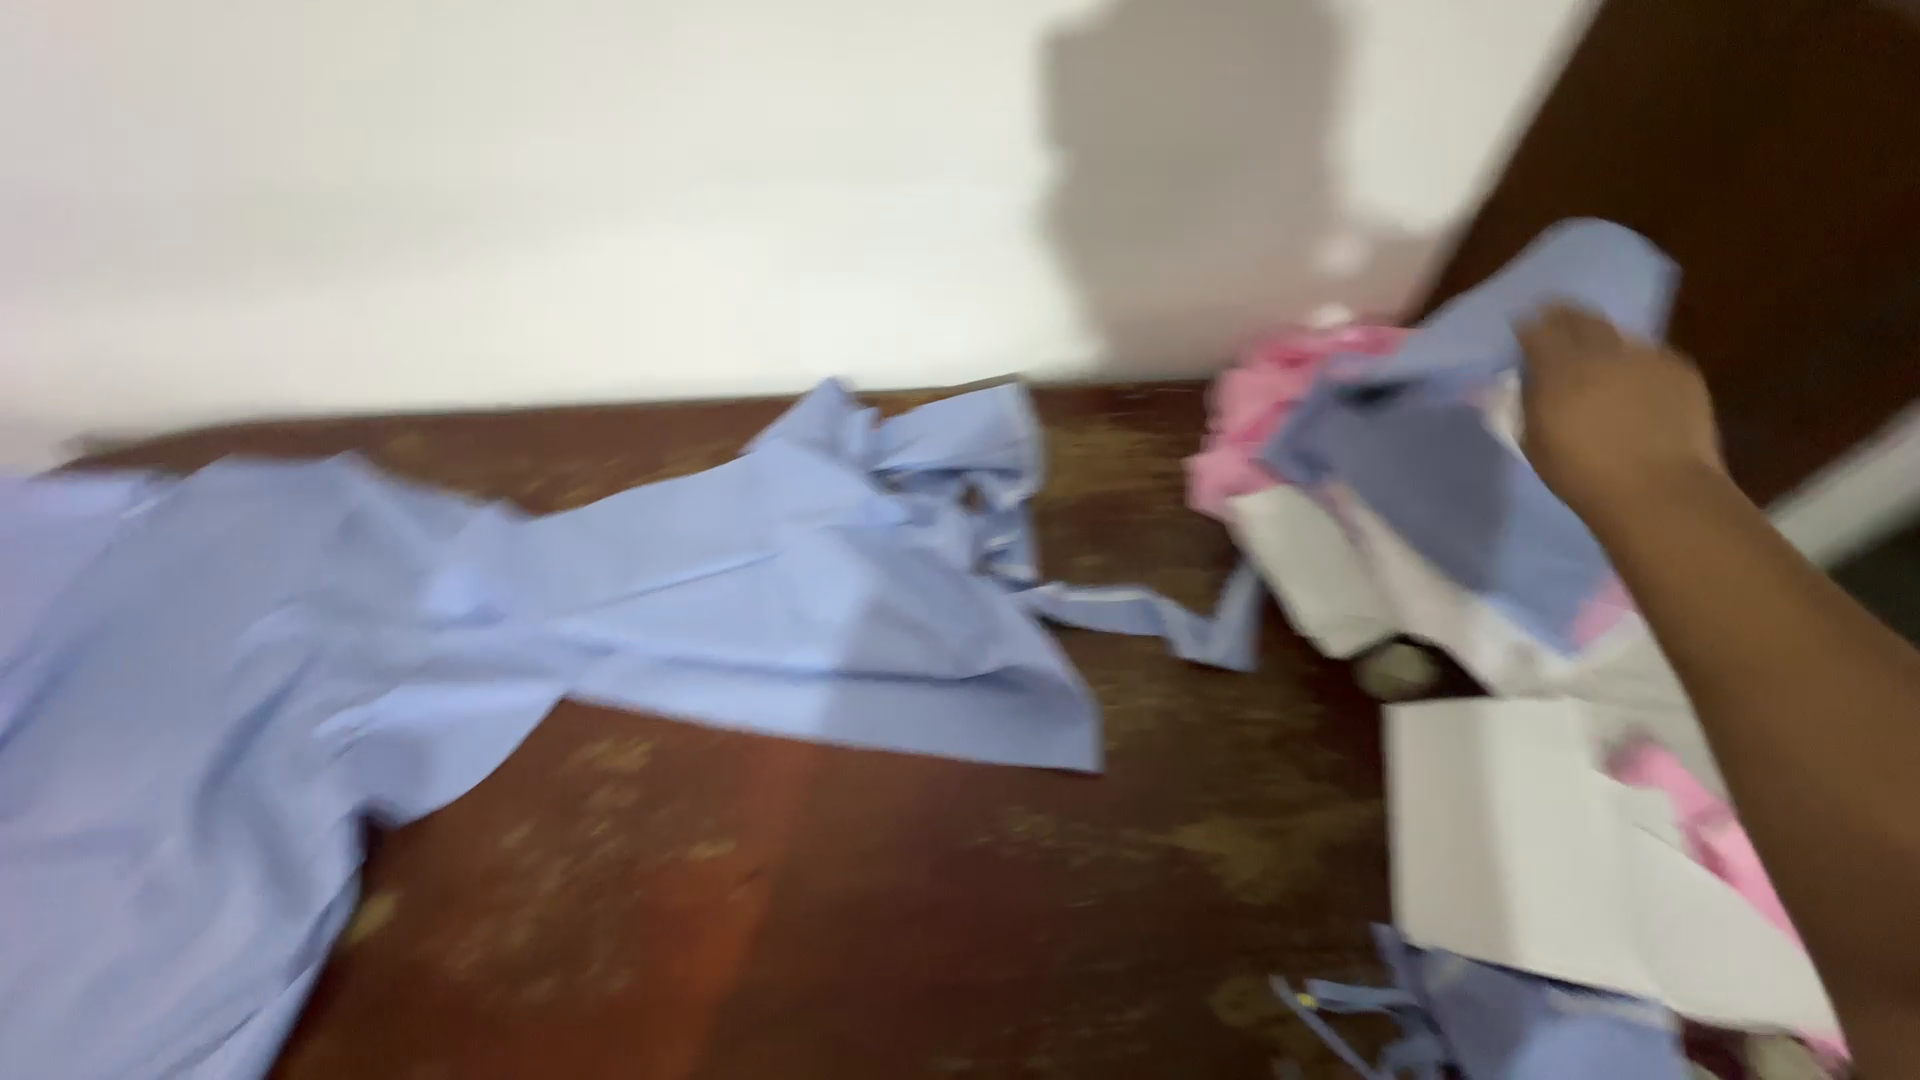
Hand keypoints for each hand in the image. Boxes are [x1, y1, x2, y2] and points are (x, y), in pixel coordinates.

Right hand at [1516, 304, 1725, 522]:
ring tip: (1592, 346)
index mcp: (1559, 370)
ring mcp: (1645, 358)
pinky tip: (1629, 376)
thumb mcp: (1532, 439)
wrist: (1656, 489)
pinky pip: (1648, 353)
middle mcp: (1602, 353)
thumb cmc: (1578, 472)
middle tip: (1554, 317)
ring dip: (1599, 335)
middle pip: (1579, 319)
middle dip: (1563, 315)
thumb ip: (1525, 402)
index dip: (1527, 326)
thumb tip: (1522, 380)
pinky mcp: (1679, 369)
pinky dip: (1632, 358)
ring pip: (1616, 332)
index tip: (1521, 327)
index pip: (1537, 331)